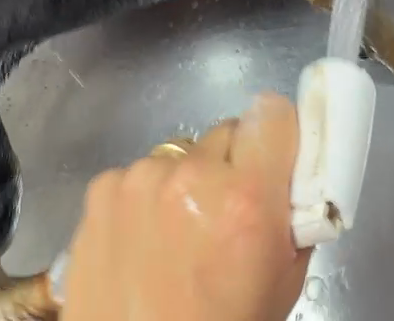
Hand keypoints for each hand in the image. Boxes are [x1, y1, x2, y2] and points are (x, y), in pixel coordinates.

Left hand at [59, 95, 310, 320]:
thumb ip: (290, 214)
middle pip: (227, 133)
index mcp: (246, 198)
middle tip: (226, 212)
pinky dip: (146, 198)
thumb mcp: (283, 280)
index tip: (273, 156)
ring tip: (177, 236)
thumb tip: (291, 171)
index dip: (275, 134)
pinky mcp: (103, 188)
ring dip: (187, 181)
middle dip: (232, 165)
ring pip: (183, 154)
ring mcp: (141, 178)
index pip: (272, 113)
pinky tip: (142, 241)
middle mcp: (192, 176)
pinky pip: (141, 173)